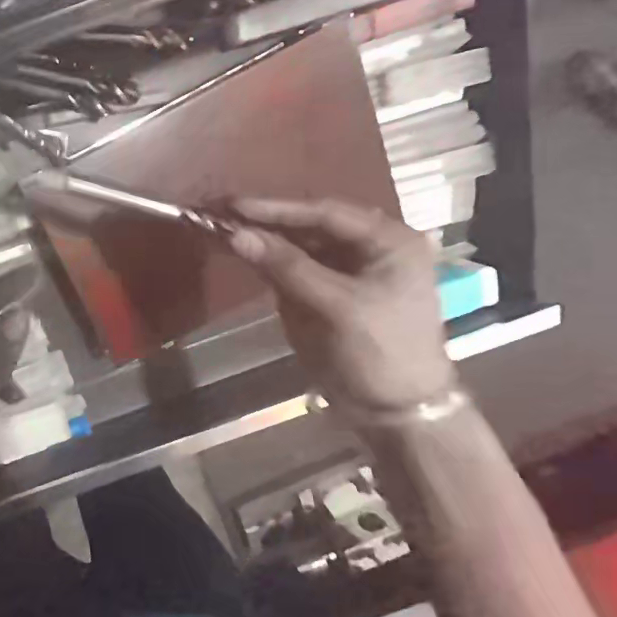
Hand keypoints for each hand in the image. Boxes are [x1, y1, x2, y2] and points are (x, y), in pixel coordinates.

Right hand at [227, 198, 456, 413]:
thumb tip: (237, 235)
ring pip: (299, 247)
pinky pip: (294, 271)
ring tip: (222, 228)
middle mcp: (368, 247)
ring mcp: (346, 271)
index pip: (326, 213)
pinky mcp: (327, 294)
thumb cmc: (381, 352)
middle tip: (221, 211)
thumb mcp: (338, 307)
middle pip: (310, 226)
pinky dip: (269, 264)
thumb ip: (288, 268)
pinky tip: (243, 253)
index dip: (278, 209)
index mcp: (389, 240)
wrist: (396, 410)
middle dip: (267, 221)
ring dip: (263, 240)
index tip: (235, 206)